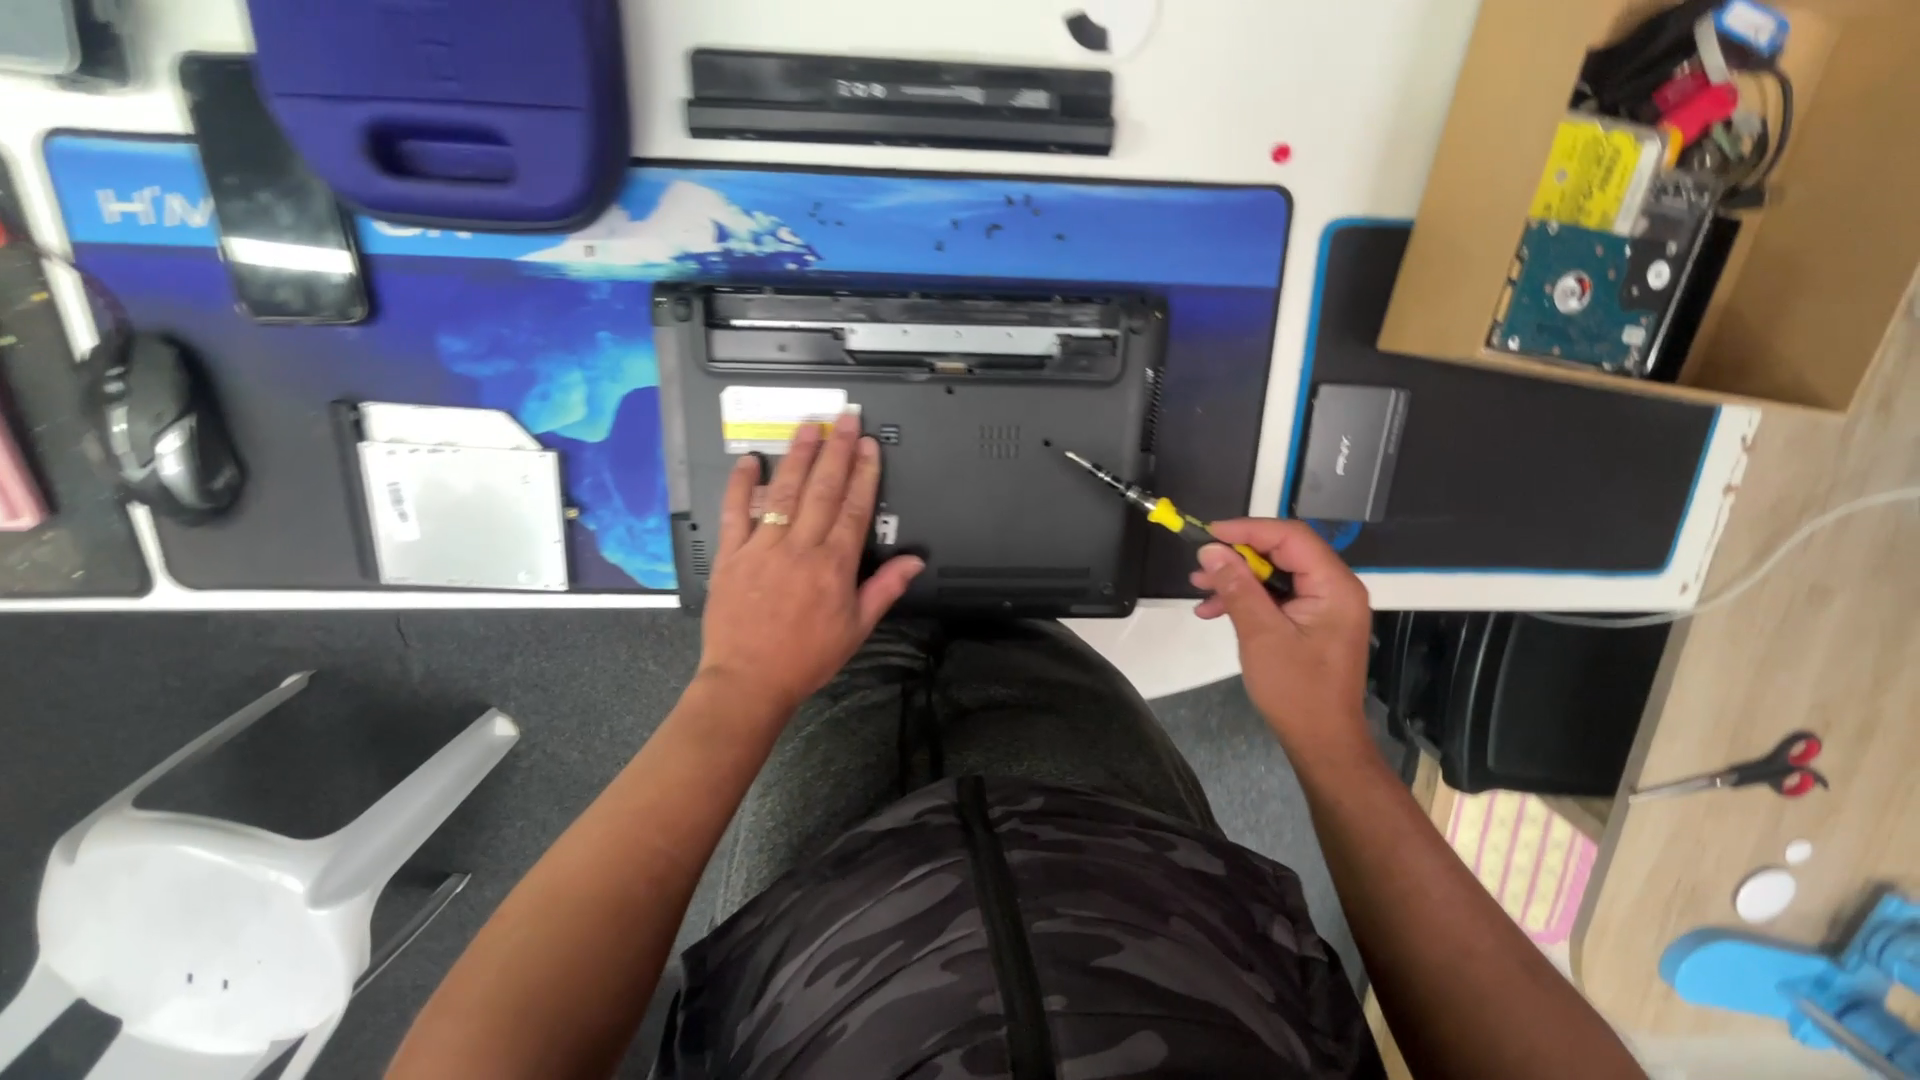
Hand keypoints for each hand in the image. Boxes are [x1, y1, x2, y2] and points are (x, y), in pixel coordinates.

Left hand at [695, 412, 923, 716]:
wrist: (749, 681)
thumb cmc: (805, 658)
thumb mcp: (856, 628)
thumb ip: (885, 589)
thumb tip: (914, 561)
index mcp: (833, 566)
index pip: (854, 508)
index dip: (864, 473)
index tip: (869, 446)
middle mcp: (799, 549)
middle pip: (823, 489)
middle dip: (837, 450)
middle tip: (845, 420)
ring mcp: (762, 548)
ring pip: (783, 492)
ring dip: (798, 456)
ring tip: (808, 426)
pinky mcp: (731, 556)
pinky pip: (735, 513)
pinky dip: (741, 485)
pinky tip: (749, 461)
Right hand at [1188, 520, 1372, 748]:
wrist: (1321, 740)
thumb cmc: (1296, 690)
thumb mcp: (1260, 634)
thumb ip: (1237, 587)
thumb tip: (1210, 550)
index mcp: (1334, 586)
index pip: (1291, 537)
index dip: (1248, 530)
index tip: (1209, 535)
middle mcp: (1335, 588)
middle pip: (1283, 552)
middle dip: (1238, 556)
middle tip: (1201, 565)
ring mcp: (1324, 606)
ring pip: (1276, 574)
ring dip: (1237, 578)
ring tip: (1199, 587)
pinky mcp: (1312, 621)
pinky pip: (1277, 596)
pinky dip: (1247, 598)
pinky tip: (1214, 610)